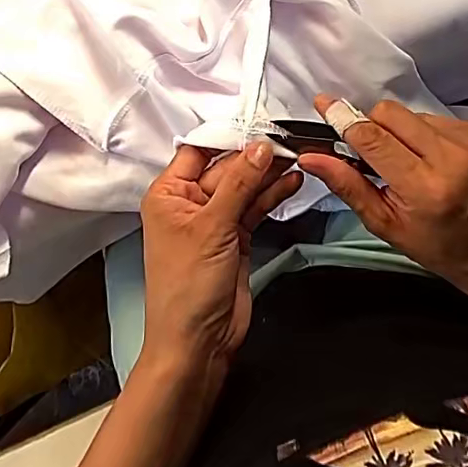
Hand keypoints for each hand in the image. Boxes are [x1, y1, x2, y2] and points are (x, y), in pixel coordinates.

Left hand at [138, 142, 301, 374]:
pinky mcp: (235, 238)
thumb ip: (239, 184)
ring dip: (268, 174)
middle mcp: (189, 202)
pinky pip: (254, 208)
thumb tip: (260, 146)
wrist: (198, 343)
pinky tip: (292, 181)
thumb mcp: (212, 227)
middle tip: (289, 140)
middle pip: (226, 168)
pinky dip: (272, 195)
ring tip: (299, 156)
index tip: (259, 123)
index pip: (198, 152)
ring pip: (244, 187)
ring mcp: (214, 221)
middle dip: (255, 156)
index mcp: (168, 193)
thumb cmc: (188, 285)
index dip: (228, 137)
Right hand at [295, 94, 467, 294]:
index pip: (373, 139)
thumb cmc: (434, 242)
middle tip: (370, 155)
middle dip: (370, 127)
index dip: (344, 120)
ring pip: (407, 112)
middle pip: (388, 113)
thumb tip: (312, 158)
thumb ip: (346, 184)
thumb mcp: (381, 222)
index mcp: (425, 187)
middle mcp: (451, 159)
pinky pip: (428, 115)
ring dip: (394, 130)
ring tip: (402, 160)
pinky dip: (416, 131)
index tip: (324, 106)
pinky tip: (423, 156)